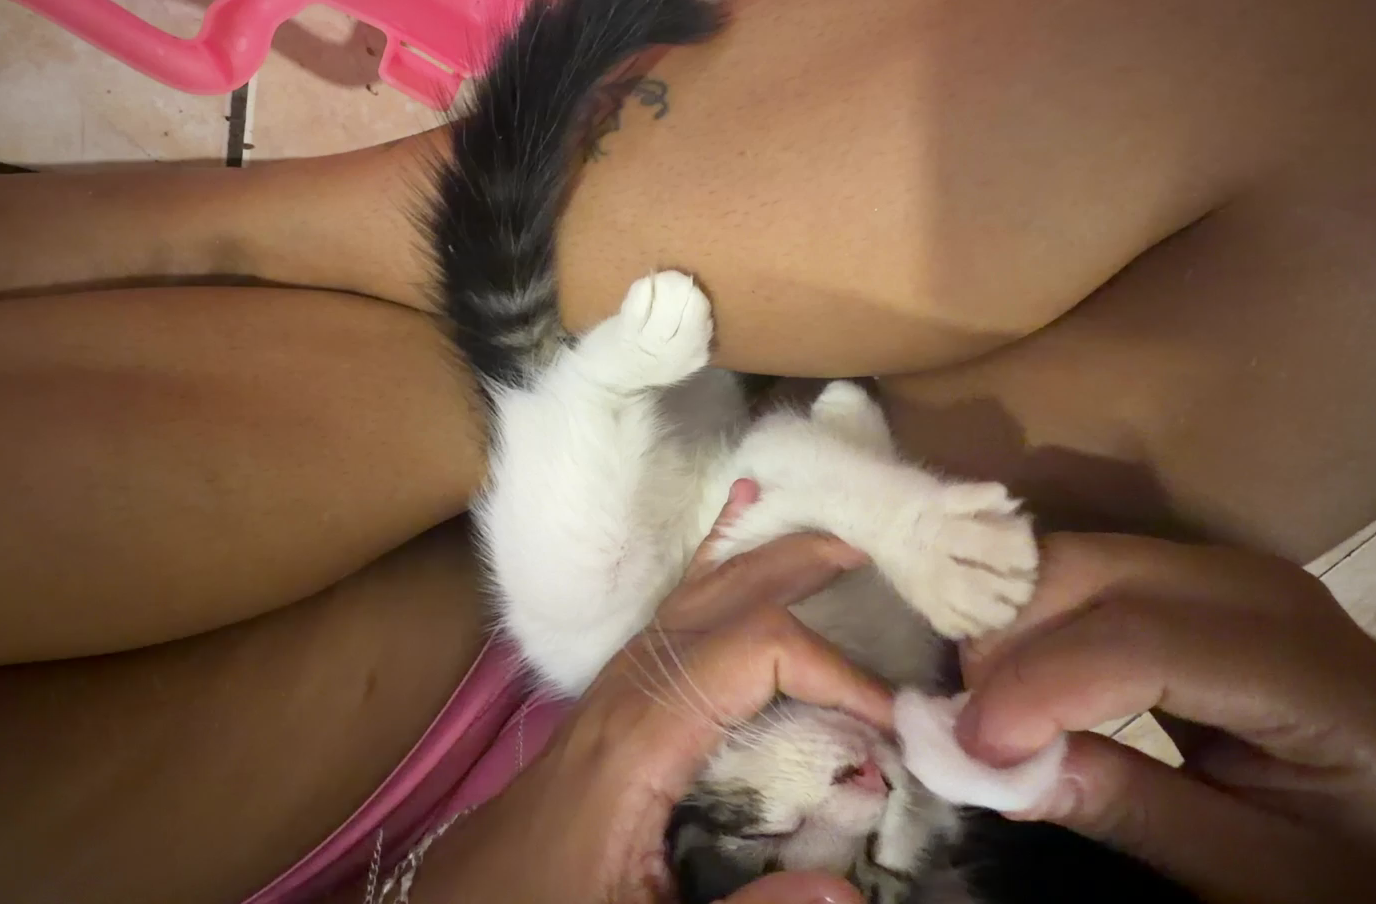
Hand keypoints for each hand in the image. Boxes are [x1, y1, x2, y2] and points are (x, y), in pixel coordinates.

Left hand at [411, 482, 887, 903]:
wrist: (482, 890)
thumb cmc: (556, 899)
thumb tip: (854, 891)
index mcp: (646, 731)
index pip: (758, 653)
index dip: (835, 671)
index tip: (893, 718)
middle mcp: (637, 676)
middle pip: (734, 596)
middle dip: (808, 572)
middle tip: (880, 571)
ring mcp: (626, 666)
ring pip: (708, 584)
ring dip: (773, 556)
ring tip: (834, 544)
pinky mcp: (625, 674)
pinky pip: (678, 597)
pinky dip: (717, 551)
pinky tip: (737, 511)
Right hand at [955, 532, 1375, 903]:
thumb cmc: (1346, 859)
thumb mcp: (1256, 872)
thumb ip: (1132, 812)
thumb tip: (996, 768)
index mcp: (1322, 680)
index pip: (1146, 644)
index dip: (1044, 684)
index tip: (976, 744)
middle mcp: (1266, 591)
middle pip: (1094, 574)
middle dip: (1007, 639)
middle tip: (969, 718)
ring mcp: (1217, 564)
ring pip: (1070, 555)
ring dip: (1006, 619)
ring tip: (989, 698)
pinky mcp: (1177, 562)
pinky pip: (1075, 563)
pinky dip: (1024, 607)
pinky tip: (1014, 665)